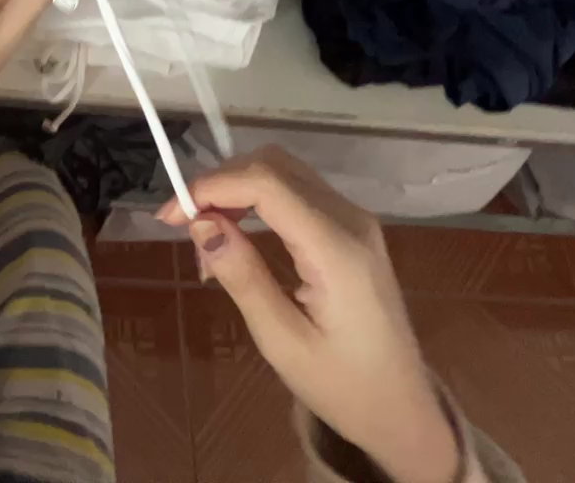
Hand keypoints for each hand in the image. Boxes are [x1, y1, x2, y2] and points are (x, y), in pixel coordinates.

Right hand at [159, 148, 458, 482]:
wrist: (404, 409)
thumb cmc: (343, 385)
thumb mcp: (282, 342)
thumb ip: (242, 276)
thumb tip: (200, 224)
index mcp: (337, 249)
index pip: (265, 183)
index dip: (211, 186)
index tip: (170, 217)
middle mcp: (350, 219)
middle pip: (271, 165)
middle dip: (218, 184)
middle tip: (185, 228)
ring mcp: (353, 218)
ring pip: (280, 169)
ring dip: (234, 188)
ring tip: (207, 234)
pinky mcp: (349, 225)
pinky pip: (293, 188)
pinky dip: (254, 197)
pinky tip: (235, 231)